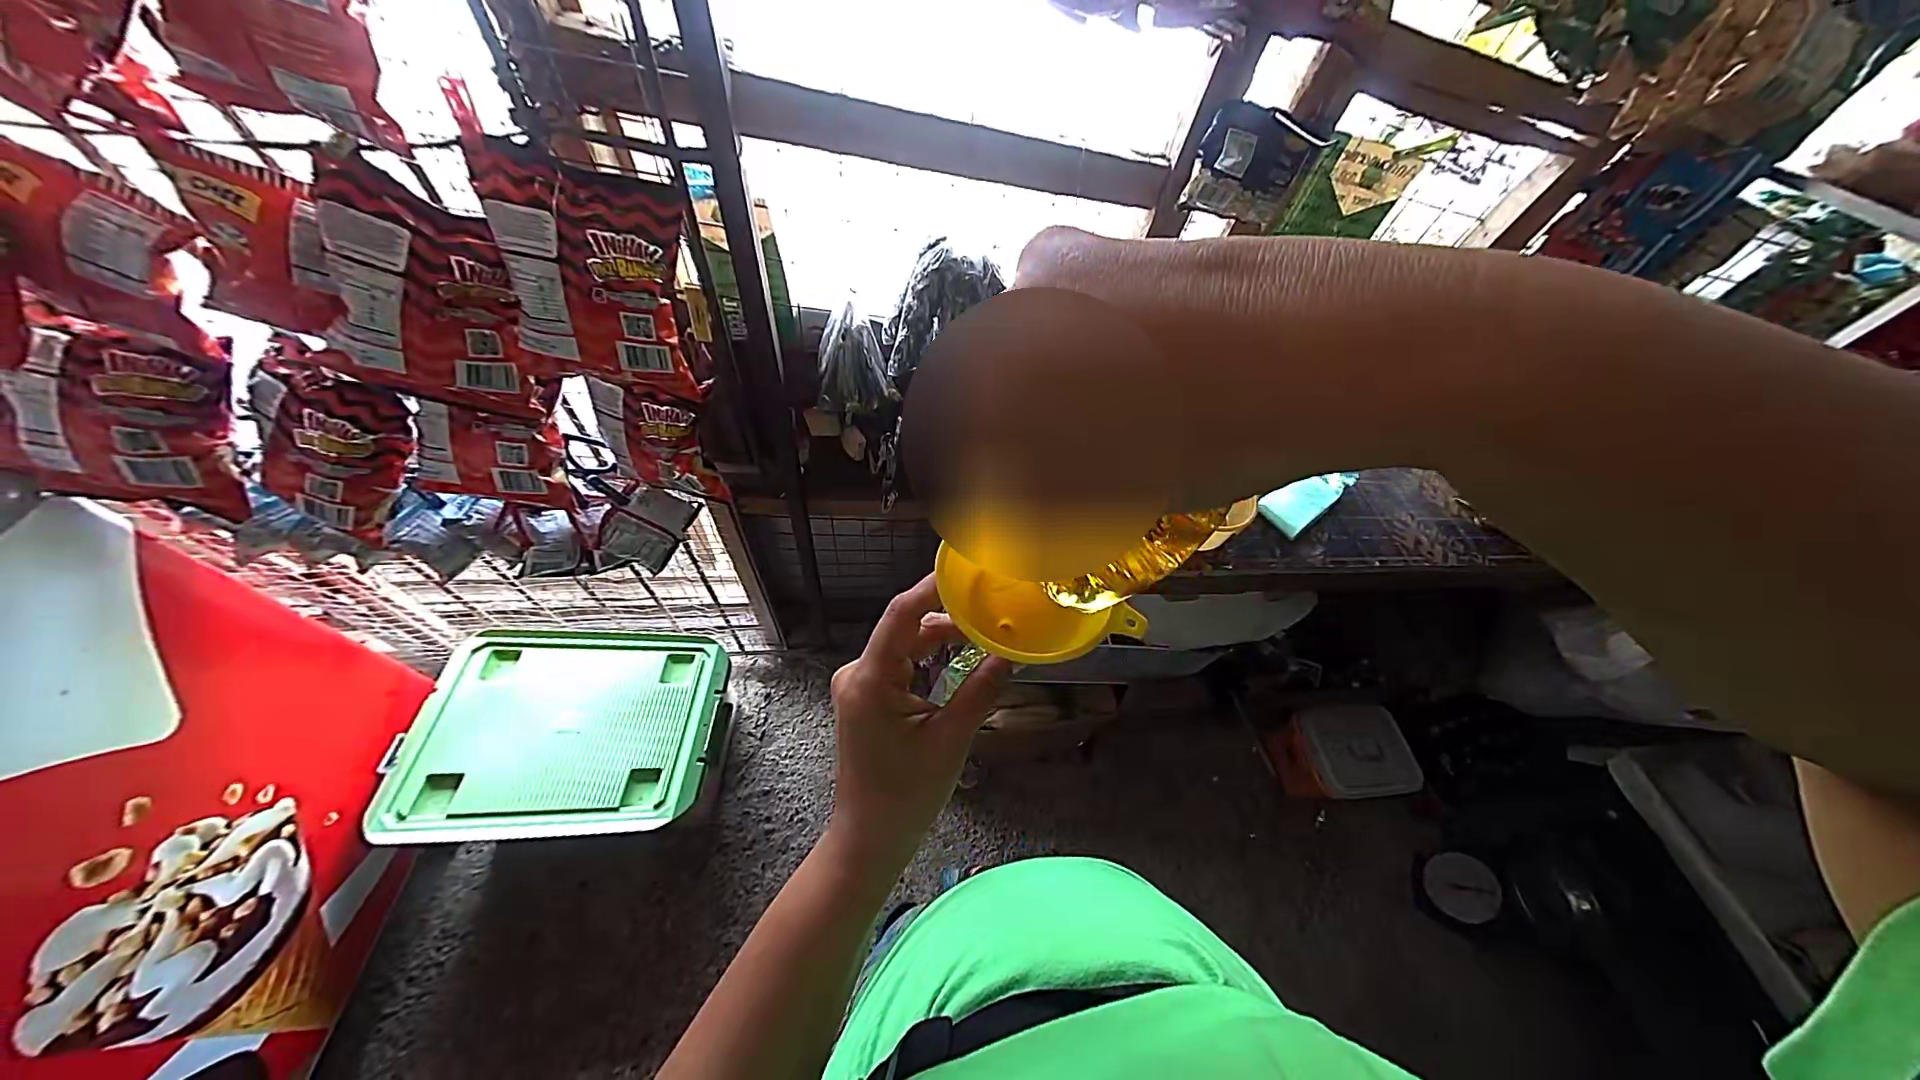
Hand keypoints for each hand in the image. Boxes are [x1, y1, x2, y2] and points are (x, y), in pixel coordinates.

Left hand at [828, 574, 1011, 870]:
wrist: (870, 836)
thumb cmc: (906, 795)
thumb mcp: (951, 740)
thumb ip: (981, 690)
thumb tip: (1011, 654)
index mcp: (869, 679)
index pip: (901, 615)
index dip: (933, 587)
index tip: (967, 571)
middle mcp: (857, 673)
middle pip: (906, 628)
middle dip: (949, 617)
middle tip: (993, 610)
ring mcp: (859, 683)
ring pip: (905, 644)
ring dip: (942, 639)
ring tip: (985, 634)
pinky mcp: (867, 695)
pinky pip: (901, 662)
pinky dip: (930, 657)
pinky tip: (961, 656)